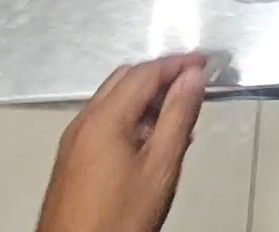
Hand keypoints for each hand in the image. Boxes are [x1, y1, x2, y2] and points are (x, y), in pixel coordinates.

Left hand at [36, 55, 206, 231]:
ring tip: (178, 116)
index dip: (179, 63)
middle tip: (193, 86)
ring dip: (147, 96)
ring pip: (114, 98)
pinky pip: (104, 120)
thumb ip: (179, 115)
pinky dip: (131, 115)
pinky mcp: (71, 160)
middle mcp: (83, 121)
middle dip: (162, 75)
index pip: (146, 72)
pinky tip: (151, 141)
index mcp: (104, 118)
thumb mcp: (161, 166)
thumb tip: (193, 76)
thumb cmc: (120, 219)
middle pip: (126, 78)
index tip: (207, 64)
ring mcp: (73, 141)